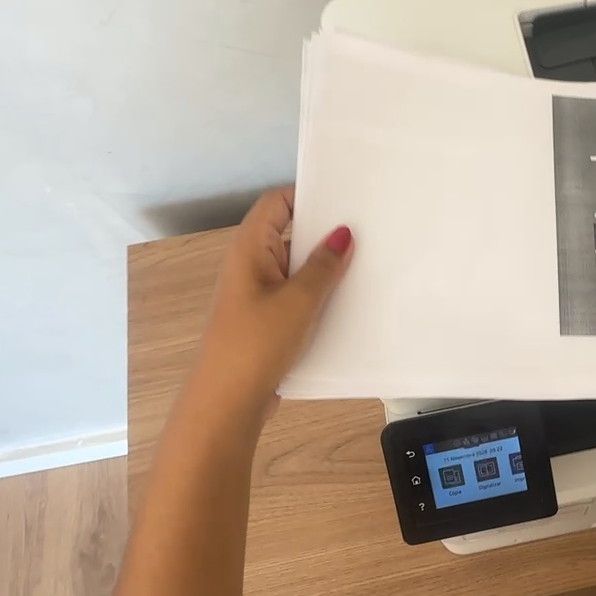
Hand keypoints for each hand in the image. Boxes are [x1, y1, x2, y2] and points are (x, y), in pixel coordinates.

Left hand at [187, 188, 351, 427]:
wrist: (228, 400)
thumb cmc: (257, 342)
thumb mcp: (299, 300)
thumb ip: (324, 265)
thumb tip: (343, 233)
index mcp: (250, 248)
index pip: (277, 203)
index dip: (307, 194)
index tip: (346, 199)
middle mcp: (251, 265)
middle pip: (289, 234)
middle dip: (324, 234)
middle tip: (366, 231)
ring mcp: (257, 294)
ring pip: (295, 269)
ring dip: (324, 269)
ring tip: (365, 265)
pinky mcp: (266, 320)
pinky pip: (295, 296)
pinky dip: (318, 296)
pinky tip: (347, 304)